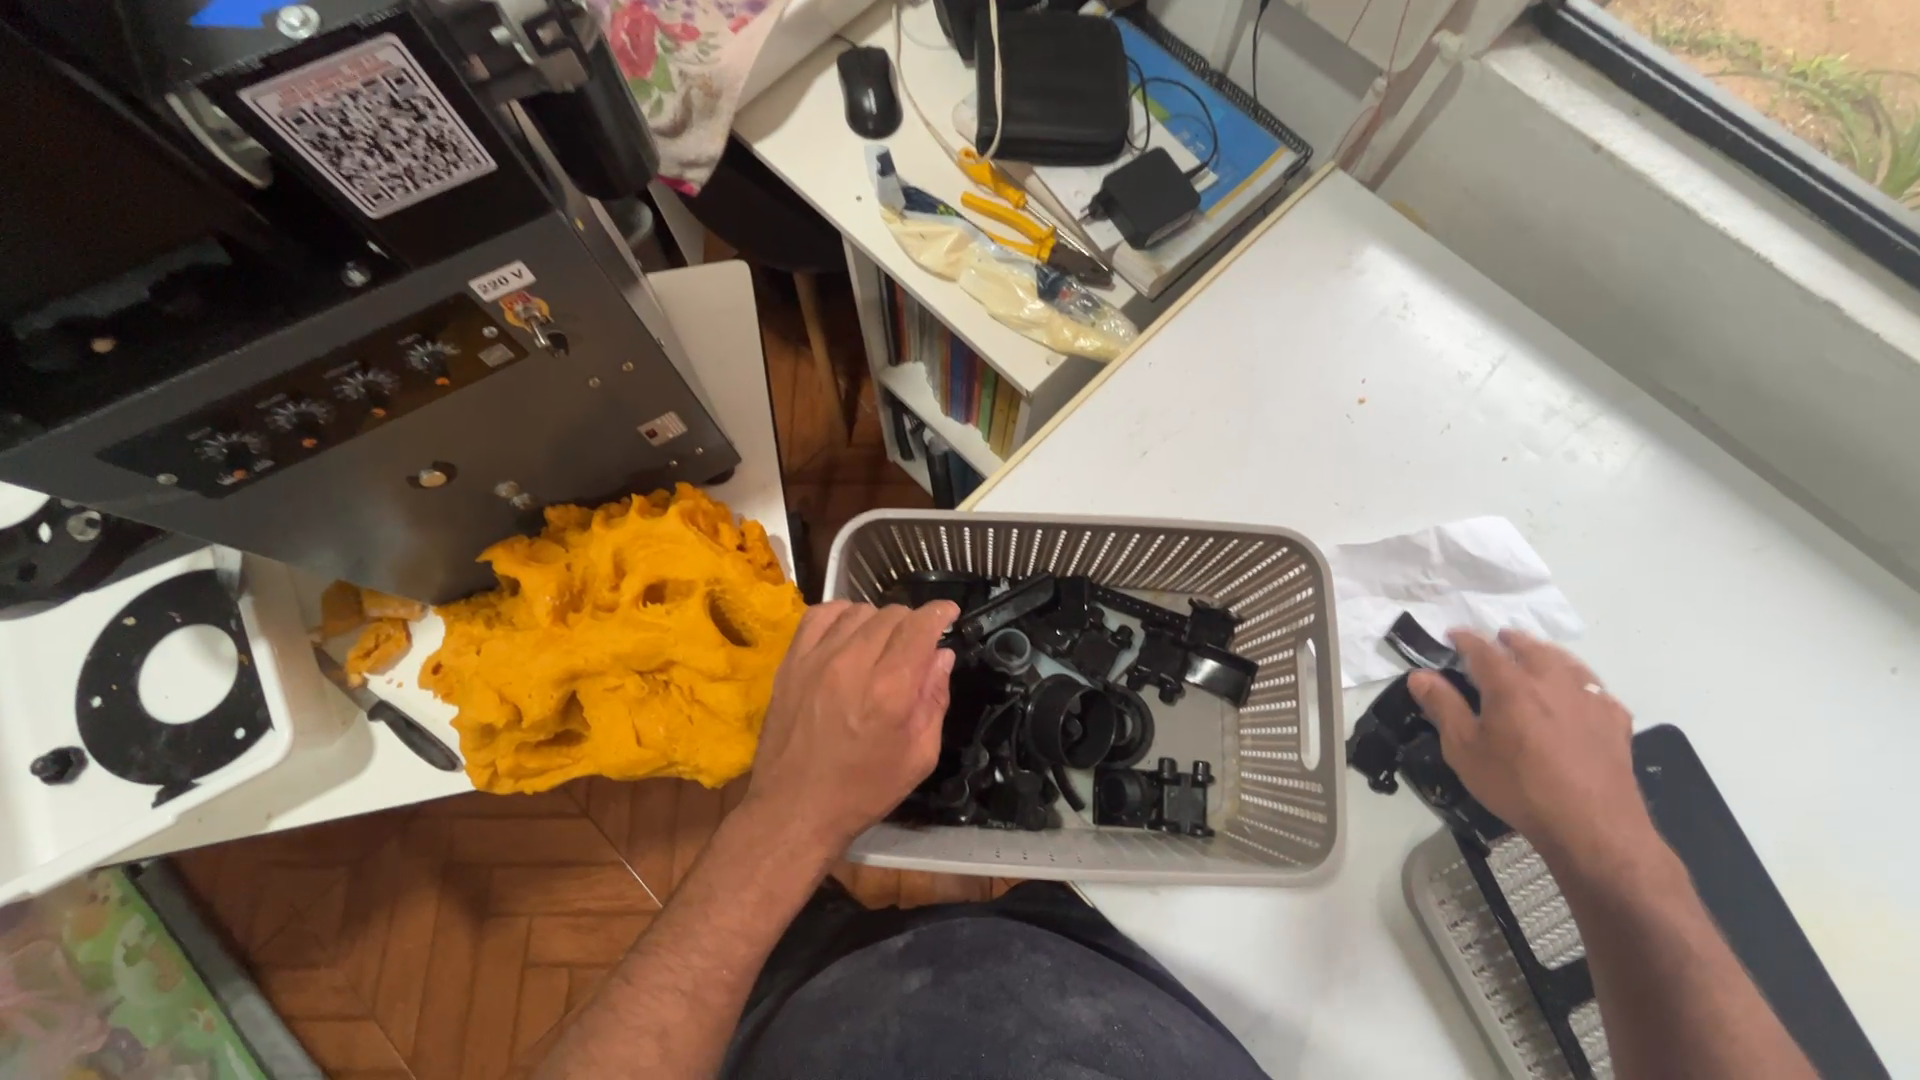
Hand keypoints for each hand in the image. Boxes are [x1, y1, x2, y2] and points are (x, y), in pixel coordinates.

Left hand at [745, 600, 958, 854]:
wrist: (794, 809)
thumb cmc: (863, 790)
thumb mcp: (919, 756)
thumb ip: (934, 699)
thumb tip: (941, 656)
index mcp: (890, 690)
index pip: (920, 626)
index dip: (940, 613)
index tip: (949, 614)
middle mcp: (853, 664)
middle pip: (892, 615)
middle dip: (913, 623)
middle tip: (916, 646)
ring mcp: (816, 659)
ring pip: (858, 611)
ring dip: (879, 621)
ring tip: (882, 644)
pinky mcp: (791, 662)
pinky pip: (819, 616)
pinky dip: (841, 615)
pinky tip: (848, 634)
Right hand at [1408, 629, 1654, 866]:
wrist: (1591, 825)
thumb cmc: (1516, 785)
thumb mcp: (1464, 749)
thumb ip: (1443, 706)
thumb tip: (1420, 675)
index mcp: (1510, 685)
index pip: (1483, 649)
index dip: (1465, 639)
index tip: (1452, 635)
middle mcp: (1552, 681)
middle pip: (1530, 648)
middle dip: (1510, 640)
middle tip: (1498, 639)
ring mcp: (1589, 699)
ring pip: (1566, 661)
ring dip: (1546, 653)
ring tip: (1536, 655)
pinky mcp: (1616, 720)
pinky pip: (1594, 687)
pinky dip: (1578, 680)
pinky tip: (1576, 692)